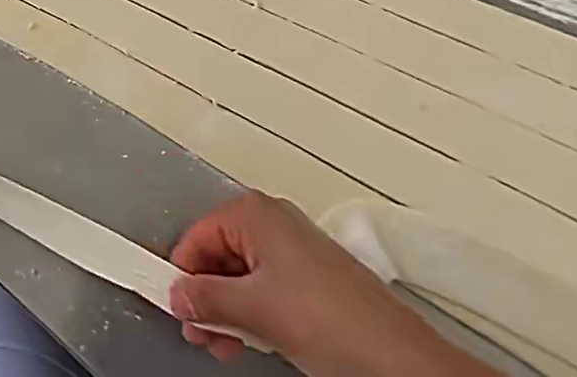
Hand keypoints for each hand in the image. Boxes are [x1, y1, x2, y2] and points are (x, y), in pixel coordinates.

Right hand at [168, 191, 496, 376]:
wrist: (404, 364)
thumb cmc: (335, 322)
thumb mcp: (255, 311)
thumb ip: (206, 300)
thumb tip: (178, 296)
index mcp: (255, 214)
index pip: (197, 236)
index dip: (182, 272)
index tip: (172, 303)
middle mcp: (273, 222)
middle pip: (219, 253)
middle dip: (206, 295)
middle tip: (199, 330)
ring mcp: (295, 248)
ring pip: (242, 273)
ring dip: (227, 309)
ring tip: (225, 343)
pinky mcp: (312, 276)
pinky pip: (266, 285)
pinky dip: (253, 311)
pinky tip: (253, 338)